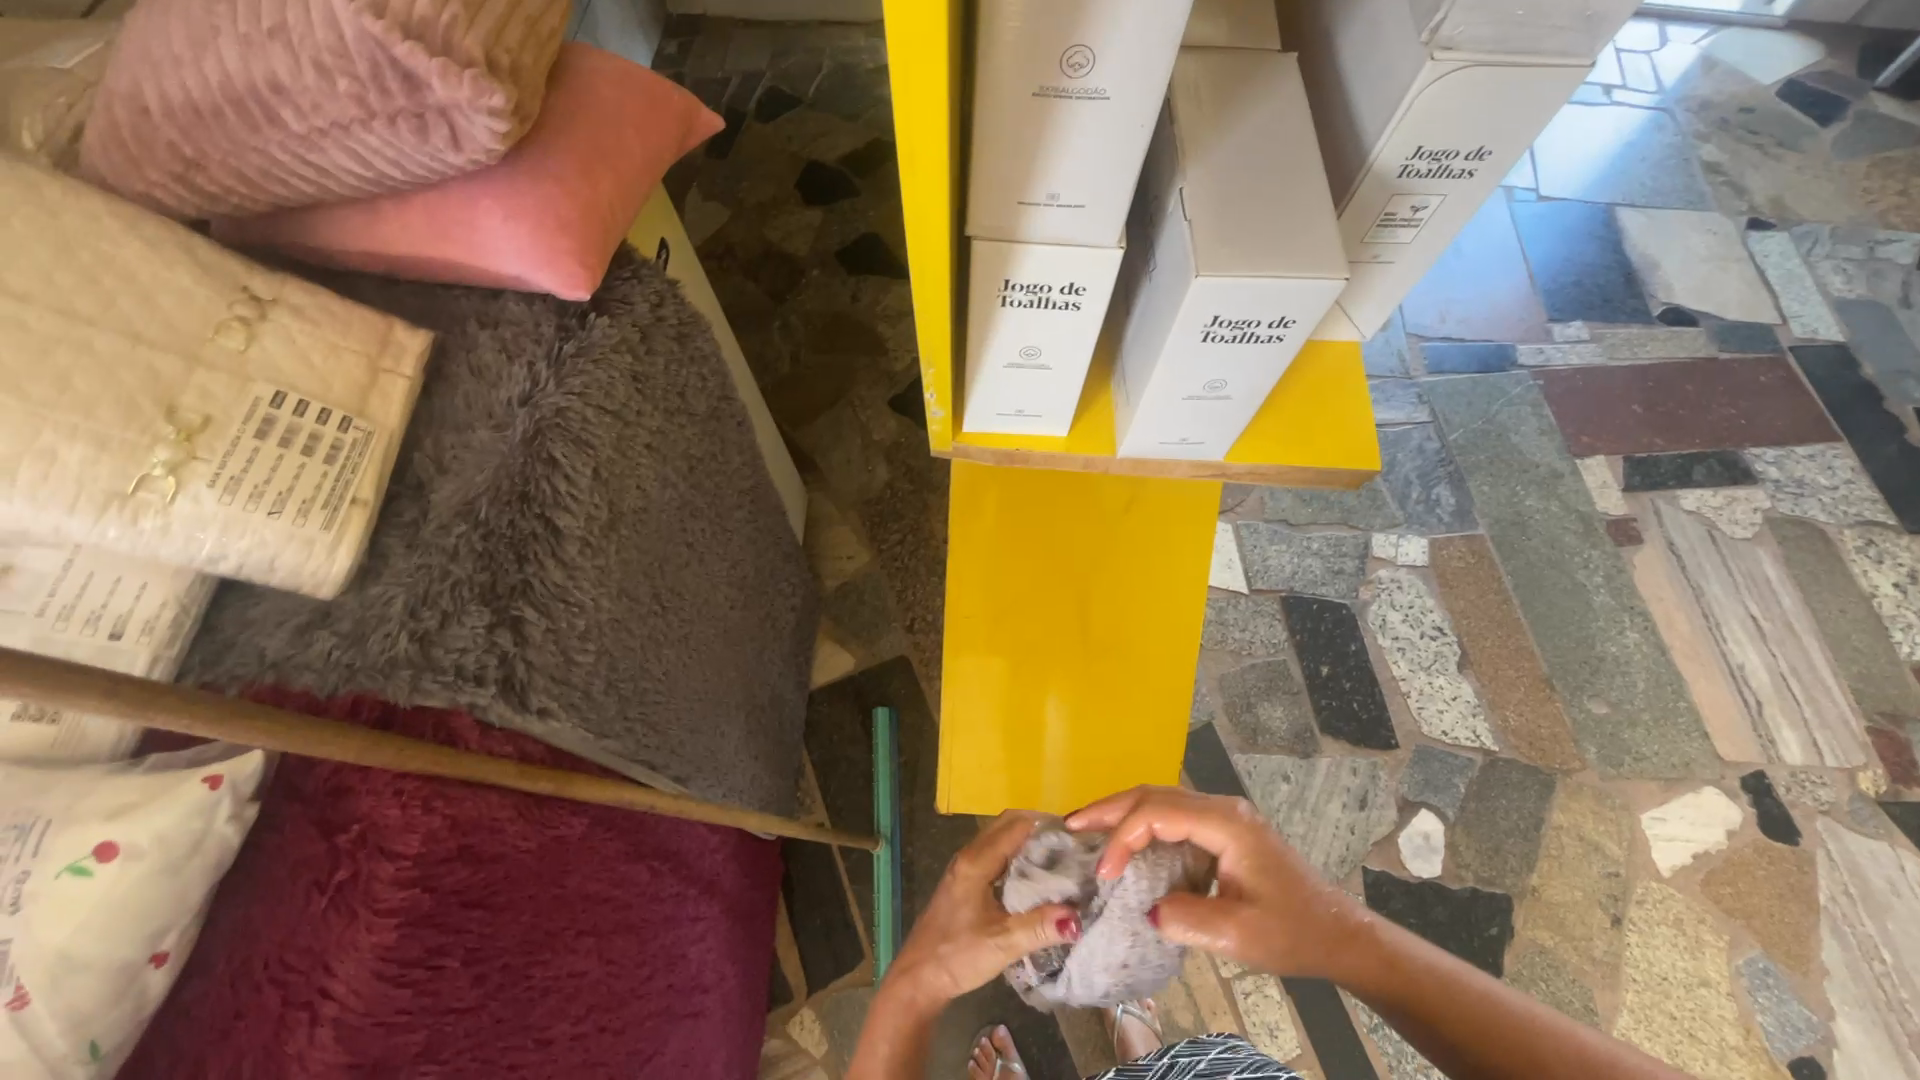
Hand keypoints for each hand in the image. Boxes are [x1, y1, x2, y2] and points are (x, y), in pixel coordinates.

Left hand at [883, 811, 1082, 1009]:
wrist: (917, 979)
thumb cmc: (957, 956)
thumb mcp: (1003, 943)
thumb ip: (1040, 926)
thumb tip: (1079, 916)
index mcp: (976, 862)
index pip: (1015, 826)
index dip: (1045, 825)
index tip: (1075, 834)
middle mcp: (967, 857)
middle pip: (1005, 825)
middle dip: (1036, 827)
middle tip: (1069, 842)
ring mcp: (963, 869)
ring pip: (997, 840)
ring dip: (1024, 841)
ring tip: (1057, 855)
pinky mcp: (962, 883)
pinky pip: (992, 855)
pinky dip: (1014, 856)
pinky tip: (1032, 877)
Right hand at [1067, 785, 1369, 980]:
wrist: (1340, 935)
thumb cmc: (1293, 933)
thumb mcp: (1239, 935)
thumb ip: (1188, 919)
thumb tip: (1145, 909)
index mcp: (1226, 824)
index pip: (1157, 813)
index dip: (1122, 838)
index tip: (1103, 874)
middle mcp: (1222, 809)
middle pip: (1153, 795)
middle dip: (1109, 809)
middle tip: (1070, 827)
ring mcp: (1224, 817)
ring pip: (1161, 801)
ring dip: (1122, 813)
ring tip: (1086, 830)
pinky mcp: (1224, 831)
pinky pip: (1173, 816)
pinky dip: (1141, 824)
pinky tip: (1124, 843)